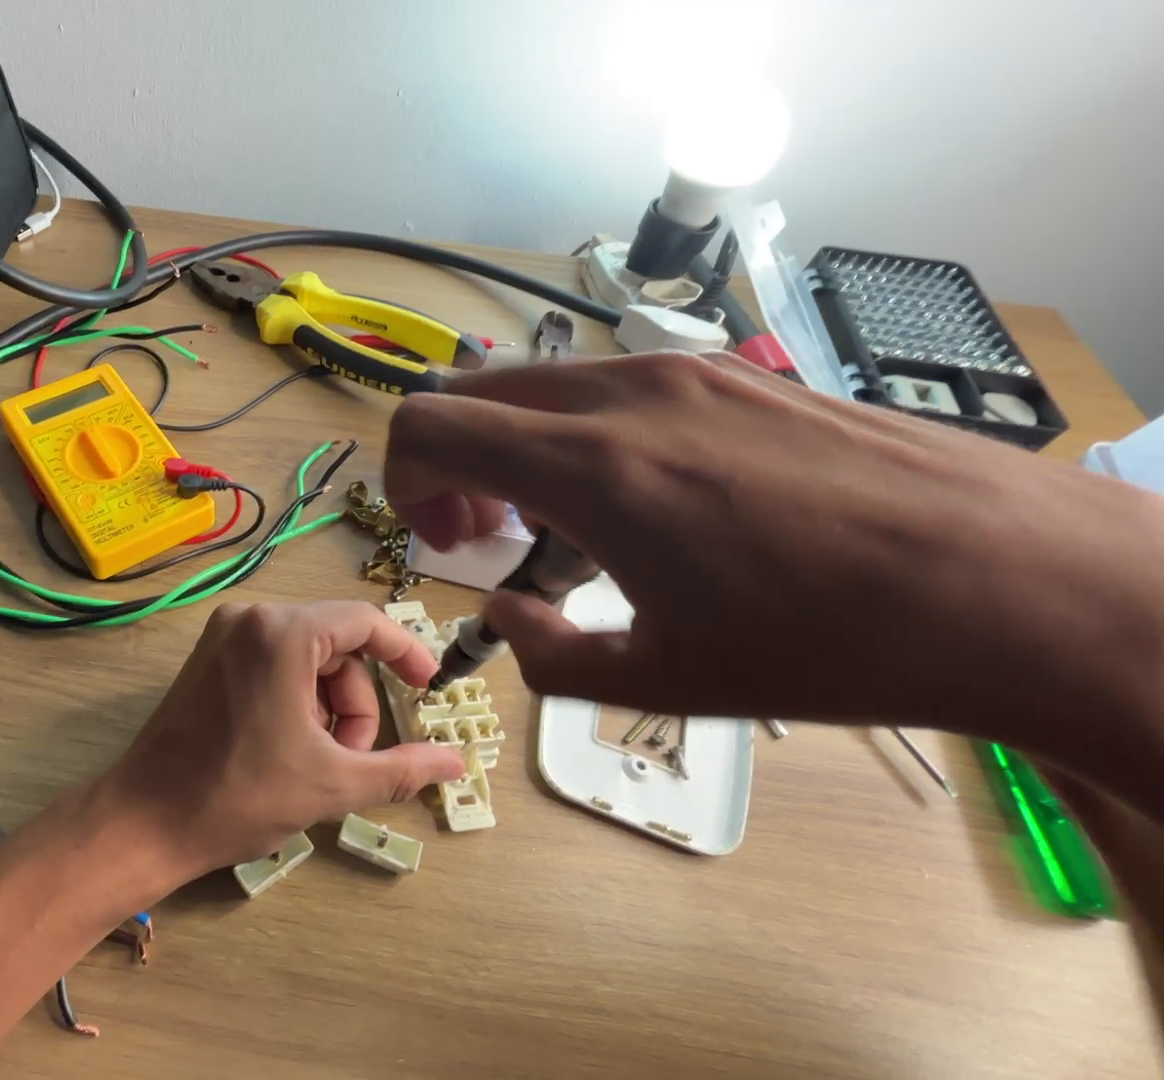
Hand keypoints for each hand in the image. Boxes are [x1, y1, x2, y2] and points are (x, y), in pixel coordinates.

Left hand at [99, 601, 466, 876]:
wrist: (146, 820)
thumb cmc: (240, 796)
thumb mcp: (332, 784)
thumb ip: (402, 768)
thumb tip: (456, 761)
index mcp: (282, 634)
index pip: (364, 622)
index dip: (405, 653)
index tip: (428, 687)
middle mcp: (250, 618)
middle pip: (335, 643)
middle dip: (356, 700)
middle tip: (353, 756)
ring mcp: (223, 634)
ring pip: (305, 656)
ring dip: (327, 705)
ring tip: (317, 759)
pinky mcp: (207, 656)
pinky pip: (273, 661)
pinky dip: (295, 697)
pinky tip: (288, 744)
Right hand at [383, 352, 1163, 766]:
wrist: (1025, 586)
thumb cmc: (829, 643)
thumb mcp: (660, 678)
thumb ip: (544, 651)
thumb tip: (504, 610)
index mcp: (589, 467)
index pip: (429, 425)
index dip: (404, 480)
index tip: (445, 537)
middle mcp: (623, 395)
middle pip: (472, 394)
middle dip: (451, 463)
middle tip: (488, 532)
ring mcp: (685, 374)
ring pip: (539, 387)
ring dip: (514, 447)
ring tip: (566, 519)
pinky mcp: (735, 376)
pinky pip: (609, 388)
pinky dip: (577, 433)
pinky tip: (642, 498)